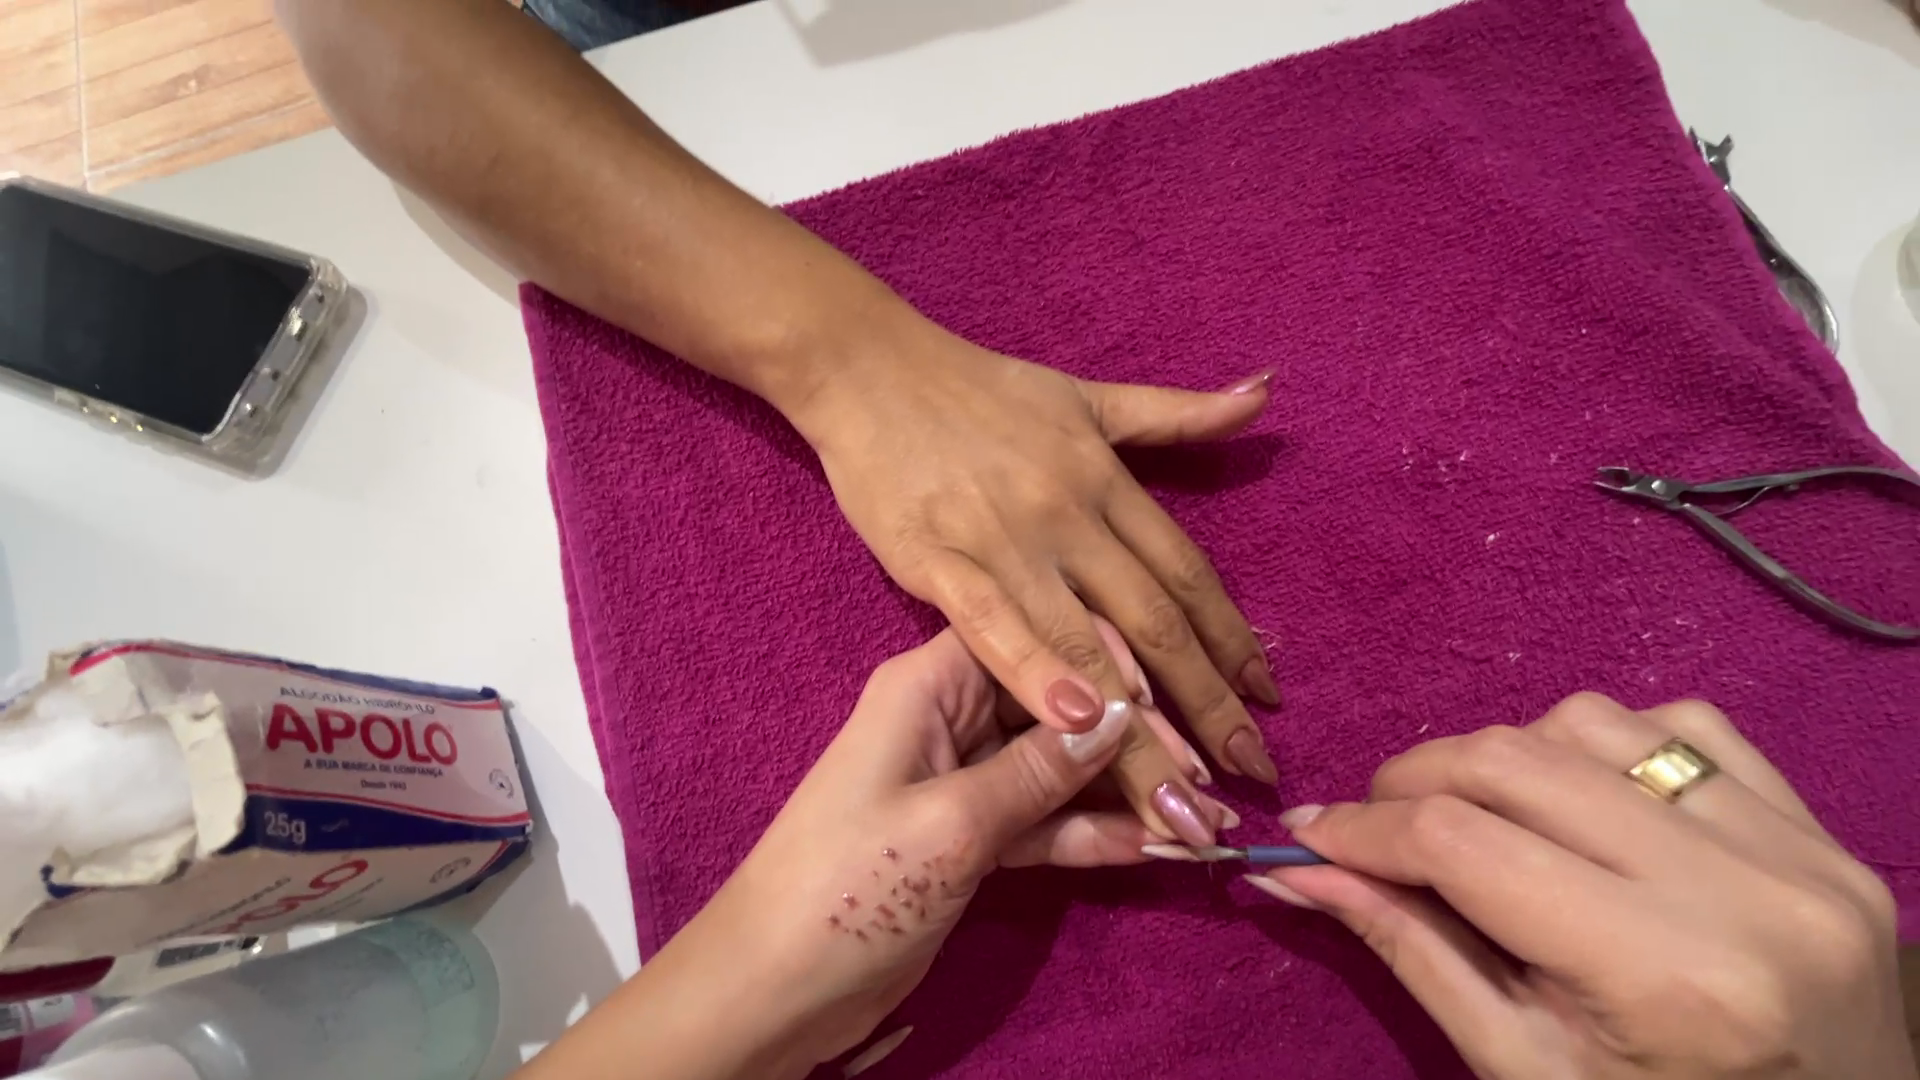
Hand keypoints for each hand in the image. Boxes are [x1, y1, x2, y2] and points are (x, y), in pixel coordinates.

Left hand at [523, 626, 1172, 1079]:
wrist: (771, 990)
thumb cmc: (849, 888)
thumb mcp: (952, 824)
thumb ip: (1039, 768)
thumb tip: (1121, 711)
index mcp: (927, 684)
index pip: (1027, 643)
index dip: (1097, 661)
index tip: (1168, 692)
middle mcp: (947, 715)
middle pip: (1050, 707)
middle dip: (1123, 741)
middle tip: (1202, 778)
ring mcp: (960, 776)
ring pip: (1051, 768)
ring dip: (1116, 794)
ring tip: (1194, 820)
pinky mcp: (968, 831)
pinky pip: (1037, 818)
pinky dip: (1082, 833)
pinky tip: (1144, 847)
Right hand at [793, 322, 1279, 848]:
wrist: (872, 372)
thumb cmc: (979, 388)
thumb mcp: (1085, 394)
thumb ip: (1173, 413)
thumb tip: (1265, 394)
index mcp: (1104, 481)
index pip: (1185, 574)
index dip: (1231, 640)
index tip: (1267, 698)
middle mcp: (1067, 516)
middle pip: (1151, 621)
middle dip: (1206, 703)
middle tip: (1251, 771)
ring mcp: (1003, 540)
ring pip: (1084, 641)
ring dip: (1136, 725)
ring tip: (1180, 794)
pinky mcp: (937, 560)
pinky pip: (994, 626)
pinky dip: (1038, 674)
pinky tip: (1077, 727)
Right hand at [1249, 694, 1914, 1079]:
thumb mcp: (1512, 1060)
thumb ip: (1400, 942)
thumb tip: (1290, 868)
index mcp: (1669, 976)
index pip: (1459, 843)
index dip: (1362, 828)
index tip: (1309, 834)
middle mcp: (1744, 892)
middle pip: (1506, 760)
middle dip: (1408, 781)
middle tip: (1379, 827)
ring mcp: (1798, 849)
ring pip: (1579, 721)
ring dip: (1501, 756)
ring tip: (1491, 819)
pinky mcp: (1819, 828)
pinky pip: (1675, 724)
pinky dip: (1597, 744)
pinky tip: (1587, 801)